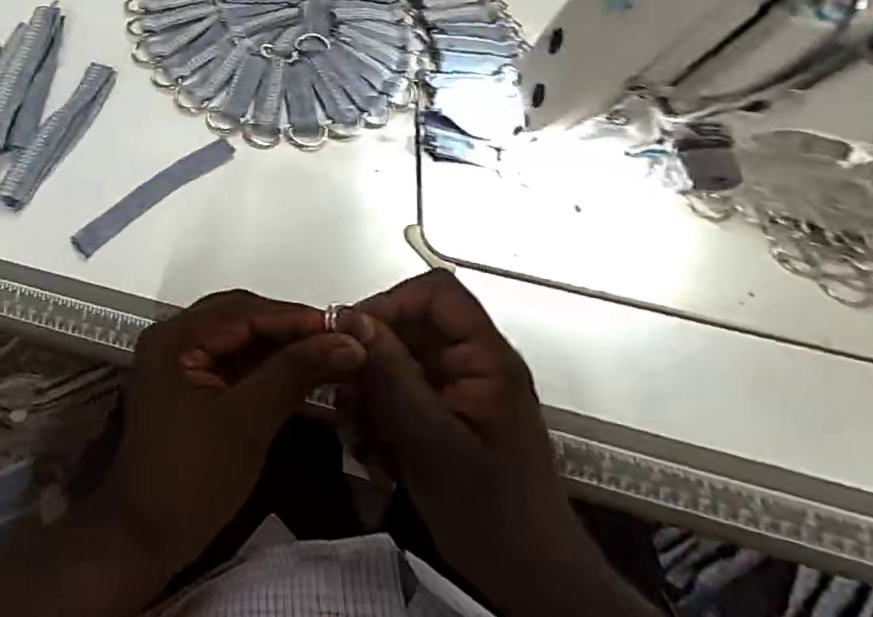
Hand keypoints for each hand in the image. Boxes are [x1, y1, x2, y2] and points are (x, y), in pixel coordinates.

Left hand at [100, 290, 368, 571]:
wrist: (148, 534)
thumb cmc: (192, 476)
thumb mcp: (247, 421)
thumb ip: (293, 374)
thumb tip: (347, 343)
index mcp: (174, 337)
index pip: (241, 312)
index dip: (295, 317)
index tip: (345, 325)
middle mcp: (175, 339)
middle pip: (240, 320)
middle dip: (292, 330)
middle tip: (345, 340)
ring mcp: (183, 363)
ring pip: (242, 343)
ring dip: (286, 349)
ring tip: (337, 356)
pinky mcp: (195, 387)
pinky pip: (238, 366)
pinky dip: (272, 369)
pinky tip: (309, 375)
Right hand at [345, 270, 653, 616]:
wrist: (528, 580)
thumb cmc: (493, 513)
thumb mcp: (432, 440)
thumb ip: (391, 374)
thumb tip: (349, 316)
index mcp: (486, 360)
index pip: (436, 293)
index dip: (391, 302)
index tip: (353, 334)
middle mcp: (469, 364)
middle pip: (405, 324)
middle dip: (367, 355)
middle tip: (344, 391)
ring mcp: (453, 389)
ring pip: (391, 358)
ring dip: (365, 390)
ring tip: (358, 431)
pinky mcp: (438, 413)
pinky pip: (393, 390)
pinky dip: (372, 413)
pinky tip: (370, 449)